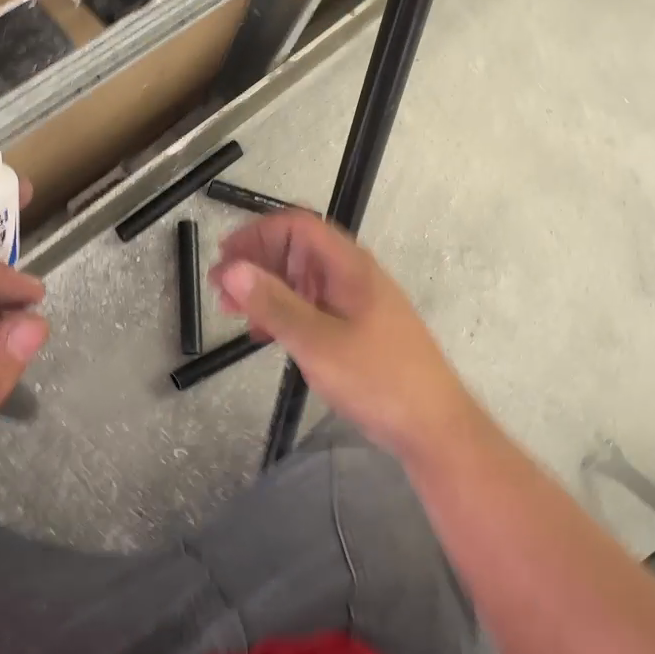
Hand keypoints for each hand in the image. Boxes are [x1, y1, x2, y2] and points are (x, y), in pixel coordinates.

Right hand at [211, 212, 482, 461]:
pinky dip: (283, 313)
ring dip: (265, 290)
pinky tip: (263, 334)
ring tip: (233, 312)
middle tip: (220, 289)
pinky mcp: (354, 329)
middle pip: (296, 250)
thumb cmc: (378, 379)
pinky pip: (311, 307)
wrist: (434, 428)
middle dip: (255, 263)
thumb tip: (232, 269)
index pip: (298, 226)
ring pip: (300, 281)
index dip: (257, 233)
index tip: (225, 257)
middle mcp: (351, 276)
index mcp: (348, 266)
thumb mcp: (317, 342)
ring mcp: (354, 303)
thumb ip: (273, 303)